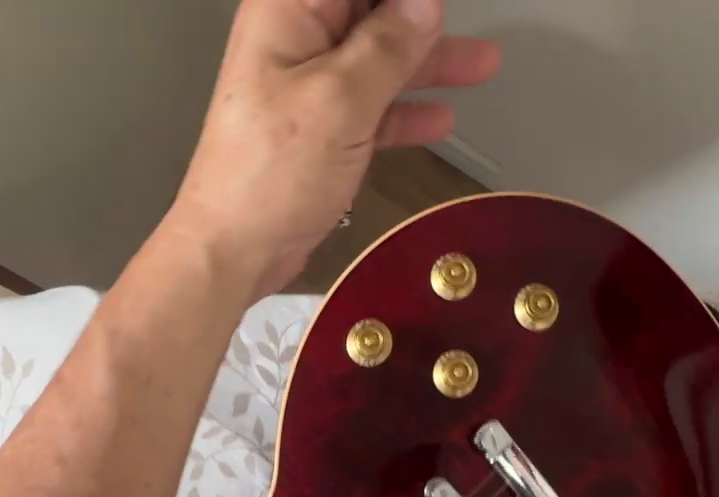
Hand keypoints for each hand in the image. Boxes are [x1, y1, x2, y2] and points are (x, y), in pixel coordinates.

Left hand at [167, 0, 499, 298]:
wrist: (237, 250)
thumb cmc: (270, 176)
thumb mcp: (338, 101)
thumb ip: (386, 47)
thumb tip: (423, 5)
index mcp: (290, 10)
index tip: (441, 6)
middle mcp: (297, 40)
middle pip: (371, 10)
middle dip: (420, 15)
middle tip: (468, 25)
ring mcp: (309, 89)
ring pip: (379, 60)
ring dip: (428, 63)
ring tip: (481, 64)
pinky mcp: (319, 133)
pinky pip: (371, 109)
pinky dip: (404, 112)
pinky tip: (439, 118)